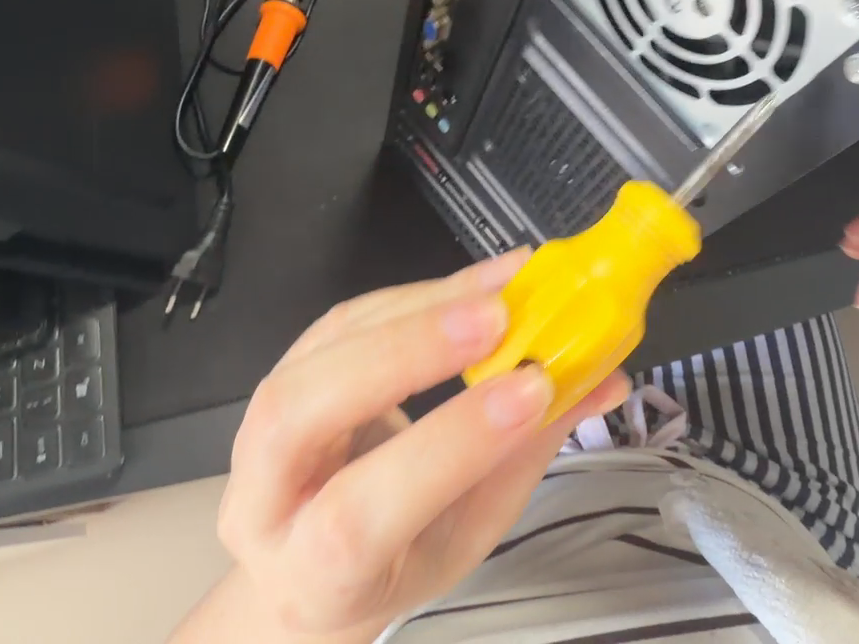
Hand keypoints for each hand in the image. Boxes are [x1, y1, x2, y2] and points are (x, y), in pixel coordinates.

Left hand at [213, 251, 630, 638]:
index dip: (448, 444)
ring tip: (499, 287)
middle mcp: (262, 498)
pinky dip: (410, 296)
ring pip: (317, 351)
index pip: (359, 514)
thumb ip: (524, 459)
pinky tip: (468, 285)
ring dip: (415, 309)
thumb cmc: (398, 562)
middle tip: (495, 316)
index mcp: (313, 574)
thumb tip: (601, 380)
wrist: (310, 560)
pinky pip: (340, 320)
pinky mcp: (286, 370)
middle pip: (297, 412)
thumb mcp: (467, 536)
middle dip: (403, 352)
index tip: (532, 388)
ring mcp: (256, 428)